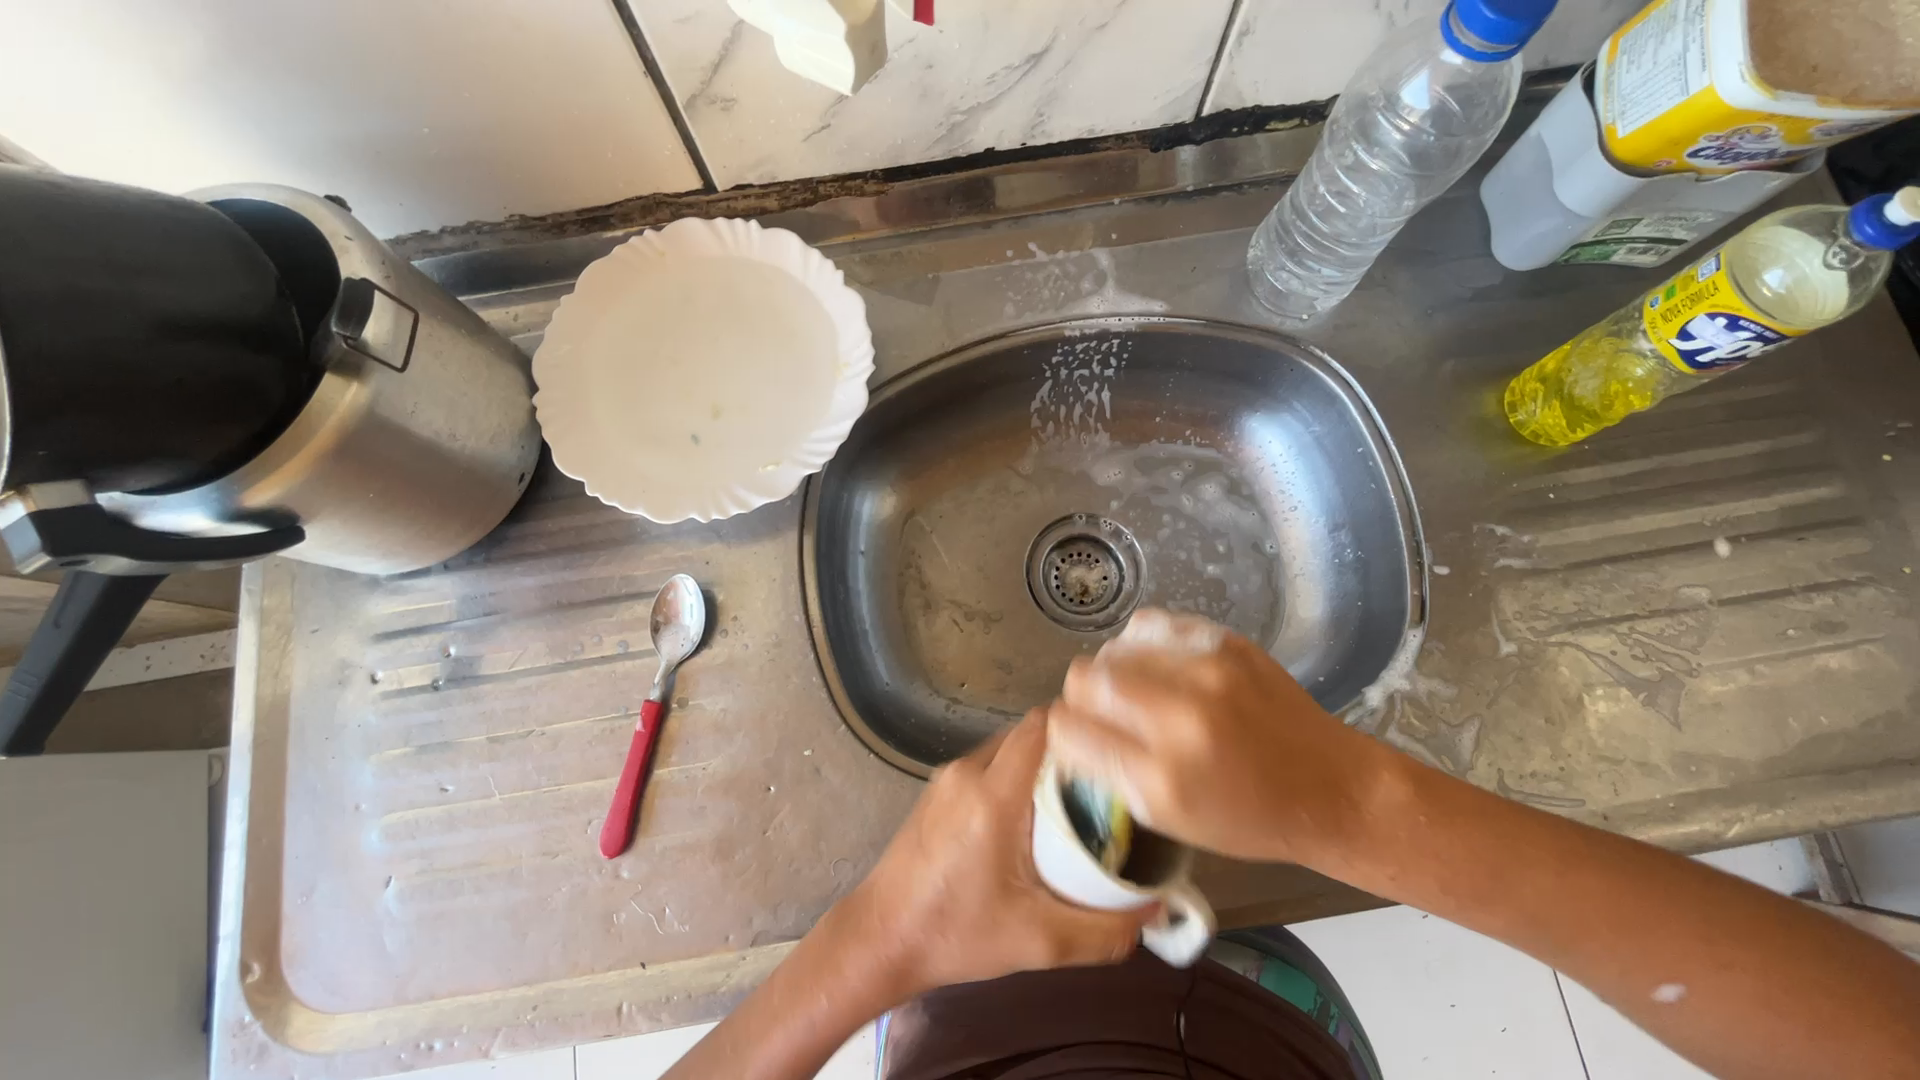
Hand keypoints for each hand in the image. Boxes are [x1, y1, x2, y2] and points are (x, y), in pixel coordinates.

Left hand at [832, 709, 1152, 998]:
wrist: (880, 939)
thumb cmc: (955, 935)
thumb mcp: (1038, 943)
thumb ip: (1103, 931)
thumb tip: (1154, 911)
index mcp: (992, 796)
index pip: (1041, 727)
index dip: (1080, 729)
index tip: (1115, 752)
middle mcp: (967, 772)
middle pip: (1028, 735)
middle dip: (1067, 751)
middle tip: (1105, 784)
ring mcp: (946, 779)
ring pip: (1007, 749)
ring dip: (1040, 766)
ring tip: (1076, 802)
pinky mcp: (936, 791)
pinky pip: (987, 766)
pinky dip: (1015, 779)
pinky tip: (1032, 819)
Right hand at [1045, 608, 1379, 864]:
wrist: (1330, 788)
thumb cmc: (1247, 817)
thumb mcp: (1169, 819)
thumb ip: (1111, 772)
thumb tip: (1068, 730)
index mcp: (1160, 775)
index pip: (1067, 728)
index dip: (1065, 731)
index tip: (1078, 736)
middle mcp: (1178, 715)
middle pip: (1082, 677)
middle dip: (1084, 697)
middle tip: (1108, 714)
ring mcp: (1204, 670)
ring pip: (1113, 646)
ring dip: (1114, 669)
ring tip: (1139, 690)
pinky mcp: (1224, 641)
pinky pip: (1152, 625)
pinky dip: (1146, 646)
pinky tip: (1163, 668)